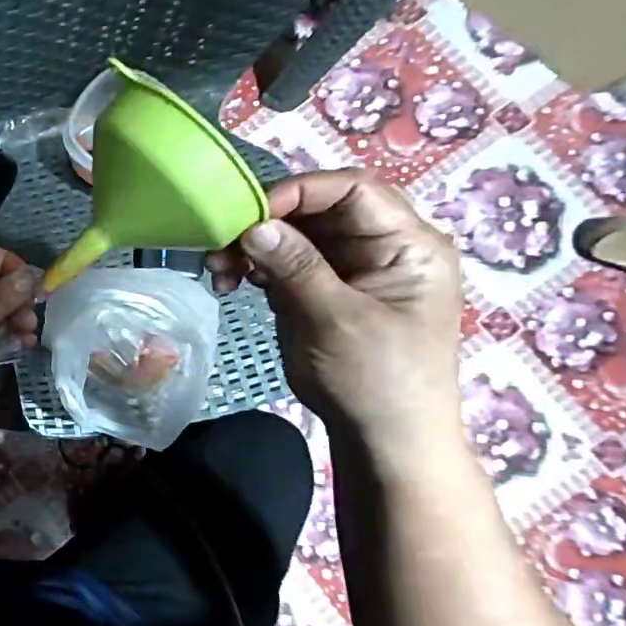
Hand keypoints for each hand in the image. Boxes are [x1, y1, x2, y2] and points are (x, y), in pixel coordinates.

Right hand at [207, 170, 463, 442]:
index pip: (353, 190)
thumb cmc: (376, 378)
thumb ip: (297, 267)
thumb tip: (254, 225)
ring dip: (253, 246)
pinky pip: (284, 264)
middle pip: (318, 210)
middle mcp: (379, 247)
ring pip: (294, 236)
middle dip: (267, 221)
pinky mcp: (321, 291)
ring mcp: (348, 270)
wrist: (383, 436)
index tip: (249, 214)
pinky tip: (230, 283)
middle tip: (223, 244)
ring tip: (218, 270)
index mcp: (406, 243)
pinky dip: (254, 268)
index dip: (300, 192)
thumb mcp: (336, 318)